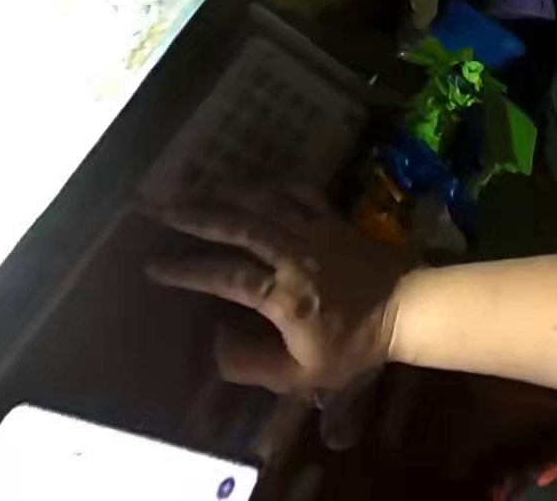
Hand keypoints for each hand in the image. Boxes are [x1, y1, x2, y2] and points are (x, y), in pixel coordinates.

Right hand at [147, 188, 415, 397]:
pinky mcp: (331, 216)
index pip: (226, 276)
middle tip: (163, 207)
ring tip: (197, 184)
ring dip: (228, 193)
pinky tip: (256, 180)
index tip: (153, 263)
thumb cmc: (352, 345)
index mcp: (284, 295)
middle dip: (196, 217)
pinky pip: (300, 191)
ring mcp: (314, 229)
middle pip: (238, 227)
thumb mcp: (301, 375)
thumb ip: (253, 364)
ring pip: (264, 203)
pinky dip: (276, 183)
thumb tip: (214, 343)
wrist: (403, 308)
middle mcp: (294, 253)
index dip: (187, 269)